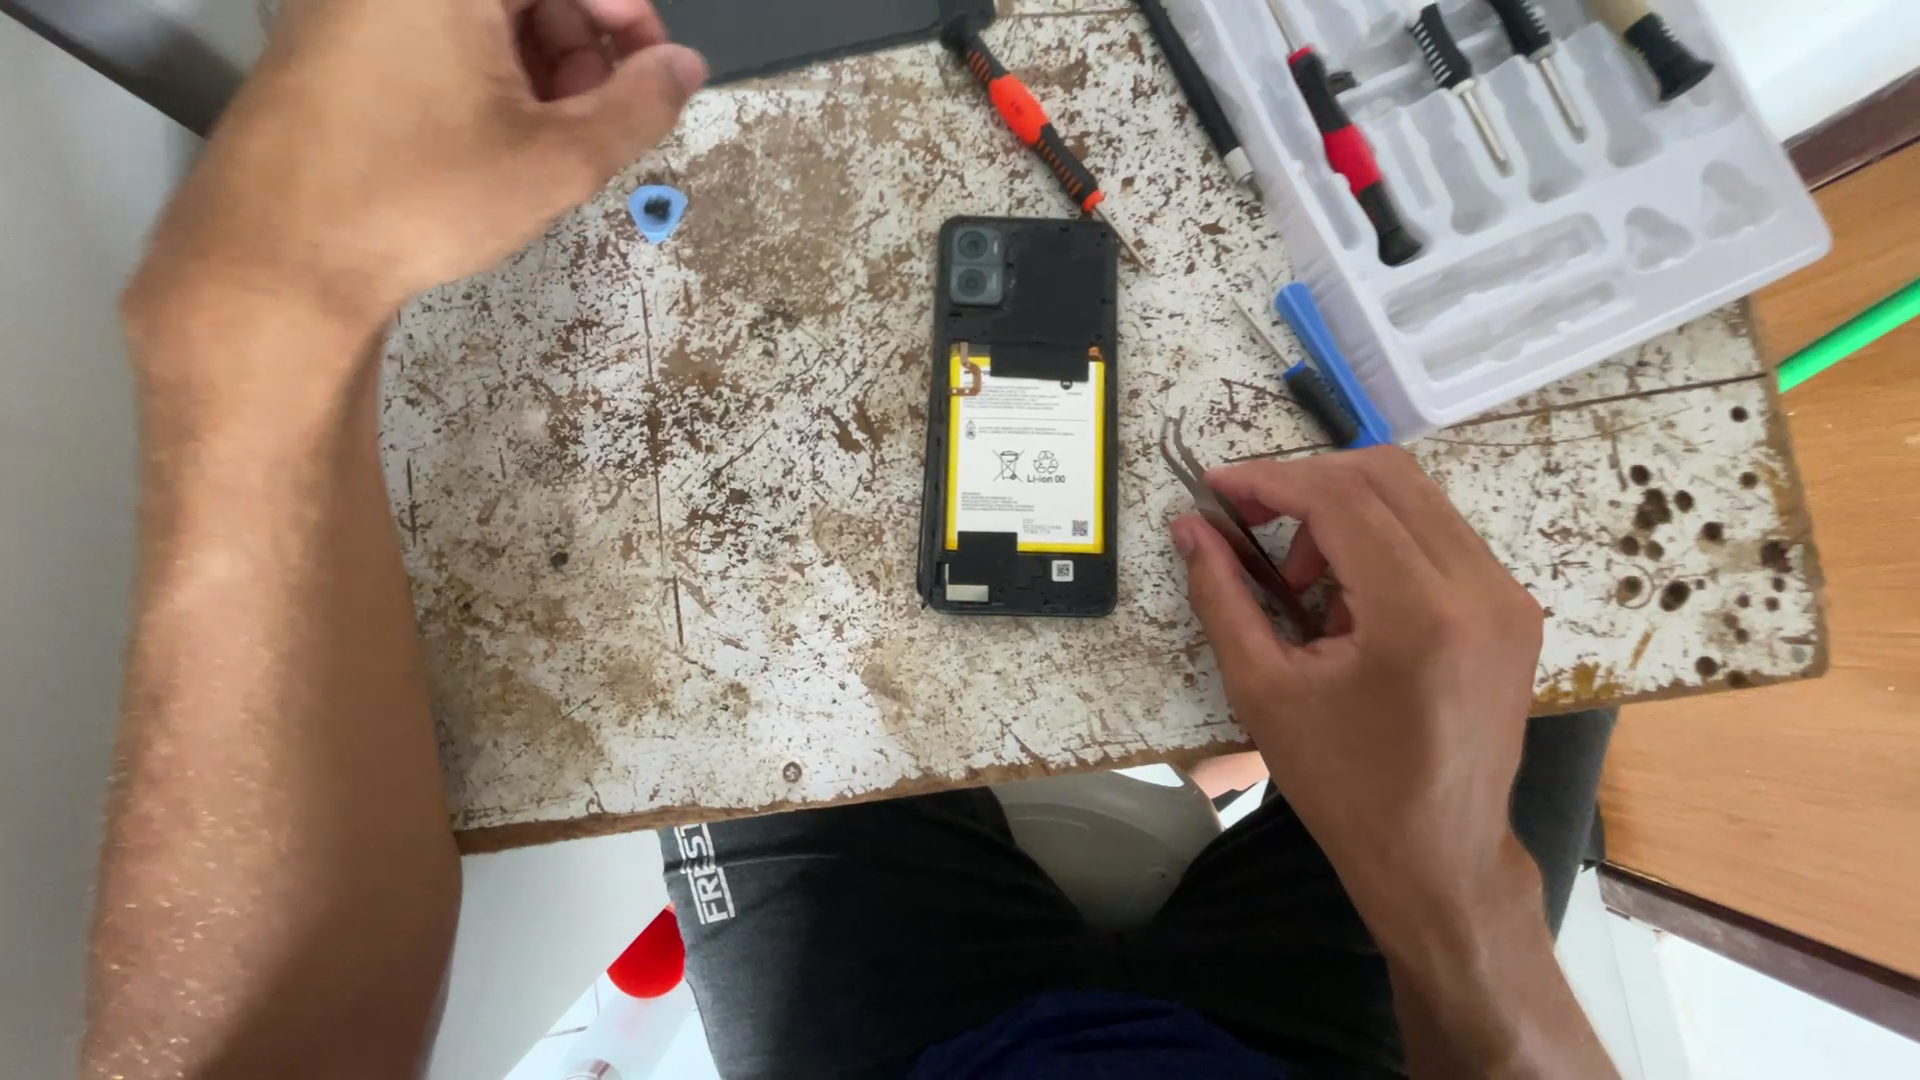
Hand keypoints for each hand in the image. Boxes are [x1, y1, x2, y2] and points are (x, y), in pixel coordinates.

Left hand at [131, 0, 706, 332]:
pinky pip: (441, 35)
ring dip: (542, 69)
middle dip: (583, 48)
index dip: (628, 15)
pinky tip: (501, 139)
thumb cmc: (431, 195)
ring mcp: (357, 0)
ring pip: (487, 15)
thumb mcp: (559, 160)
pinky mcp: (337, 38)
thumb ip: (639, 108)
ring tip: (552, 144)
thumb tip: (688, 65)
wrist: (285, 249)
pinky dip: (492, 77)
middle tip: (598, 125)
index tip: (658, 77)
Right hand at [1171, 448, 1545, 945]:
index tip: (1215, 488)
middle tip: (1248, 519)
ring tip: (1298, 573)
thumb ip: (1220, 593)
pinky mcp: (1510, 608)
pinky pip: (1436, 532)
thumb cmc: (1339, 780)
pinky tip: (1344, 591)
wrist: (1435, 854)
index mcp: (1417, 614)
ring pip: (1414, 496)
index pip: (1341, 497)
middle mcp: (1480, 588)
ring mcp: (1506, 595)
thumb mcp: (1260, 686)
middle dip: (1302, 482)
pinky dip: (1376, 535)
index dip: (1268, 479)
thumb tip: (1188, 527)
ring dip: (1340, 509)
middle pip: (1385, 475)